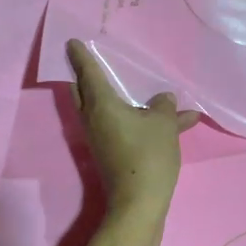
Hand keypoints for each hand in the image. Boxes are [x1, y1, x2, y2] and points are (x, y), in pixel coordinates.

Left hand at [66, 40, 199, 217]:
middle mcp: (94, 118)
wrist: (139, 202)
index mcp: (101, 105)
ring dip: (117, 96)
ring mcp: (101, 137)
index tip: (71, 42)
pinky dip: (138, 118)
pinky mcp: (112, 152)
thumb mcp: (163, 124)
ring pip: (104, 109)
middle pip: (85, 91)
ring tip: (136, 84)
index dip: (81, 56)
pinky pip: (121, 124)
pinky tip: (174, 120)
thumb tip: (162, 99)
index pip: (87, 73)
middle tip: (89, 59)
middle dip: (86, 75)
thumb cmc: (147, 155)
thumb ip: (163, 106)